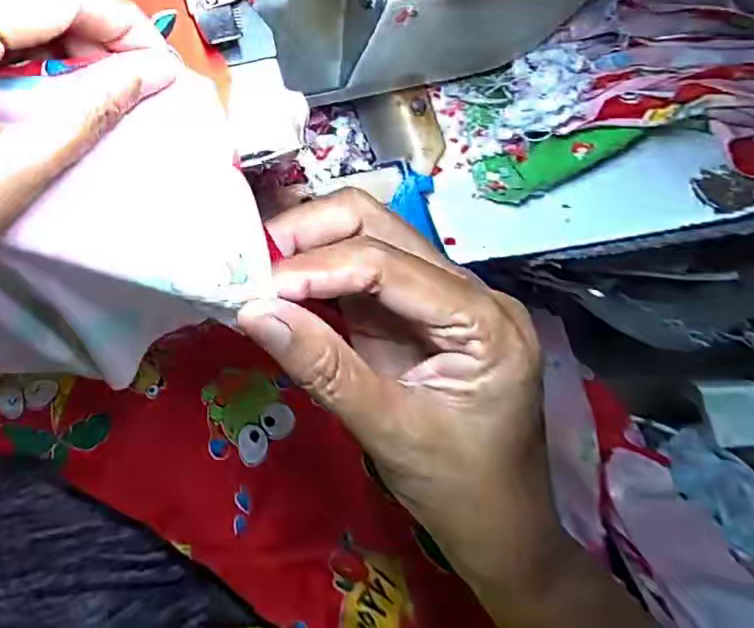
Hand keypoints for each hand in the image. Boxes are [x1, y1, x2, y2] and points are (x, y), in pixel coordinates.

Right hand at [234, 190, 574, 612]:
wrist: (501, 533)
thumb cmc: (462, 490)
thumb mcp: (389, 432)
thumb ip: (322, 367)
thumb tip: (252, 312)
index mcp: (483, 319)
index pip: (385, 263)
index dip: (316, 267)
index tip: (261, 288)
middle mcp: (463, 288)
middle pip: (373, 222)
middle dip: (307, 233)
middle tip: (254, 264)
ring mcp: (433, 290)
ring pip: (360, 231)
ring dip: (305, 244)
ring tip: (259, 271)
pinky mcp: (404, 304)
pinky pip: (350, 265)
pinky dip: (310, 269)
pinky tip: (279, 285)